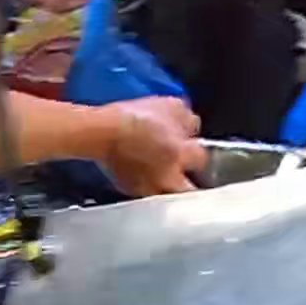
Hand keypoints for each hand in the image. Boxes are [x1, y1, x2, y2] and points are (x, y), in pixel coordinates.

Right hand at [90, 98, 205, 195]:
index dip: (199, 155)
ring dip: (168, 191)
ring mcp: (146, 186)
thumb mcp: (172, 106)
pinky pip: (146, 194)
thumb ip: (188, 121)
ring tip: (167, 182)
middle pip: (186, 192)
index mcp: (179, 153)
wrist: (104, 133)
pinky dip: (149, 189)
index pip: (201, 161)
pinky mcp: (130, 190)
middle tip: (188, 177)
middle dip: (189, 185)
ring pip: (165, 198)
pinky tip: (146, 178)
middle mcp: (165, 175)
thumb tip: (190, 131)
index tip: (195, 152)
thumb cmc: (135, 118)